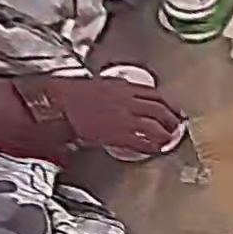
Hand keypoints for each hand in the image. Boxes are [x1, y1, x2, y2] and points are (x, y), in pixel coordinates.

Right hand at [51, 77, 182, 153]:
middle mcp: (127, 102)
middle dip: (173, 121)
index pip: (156, 94)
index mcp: (122, 87)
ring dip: (166, 136)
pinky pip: (144, 142)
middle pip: (161, 111)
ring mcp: (124, 119)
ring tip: (168, 140)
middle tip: (177, 127)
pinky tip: (155, 149)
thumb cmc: (70, 94)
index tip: (176, 111)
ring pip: (157, 128)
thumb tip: (132, 99)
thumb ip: (119, 91)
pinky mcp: (119, 135)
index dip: (170, 104)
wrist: (55, 105)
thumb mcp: (99, 85)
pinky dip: (153, 147)